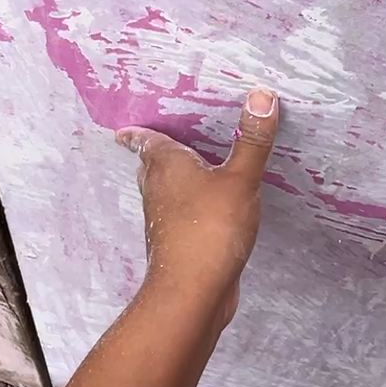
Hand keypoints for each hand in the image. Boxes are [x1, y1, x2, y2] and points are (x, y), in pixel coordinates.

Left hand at [114, 89, 280, 322]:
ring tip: (187, 171)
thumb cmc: (210, 228)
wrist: (193, 291)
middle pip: (150, 168)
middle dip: (153, 156)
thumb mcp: (240, 179)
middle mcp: (159, 191)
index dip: (137, 134)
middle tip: (158, 144)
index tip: (123, 130)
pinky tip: (206, 209)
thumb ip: (251, 140)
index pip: (146, 142)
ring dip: (172, 182)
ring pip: (163, 193)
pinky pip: (179, 216)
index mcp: (166, 167)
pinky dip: (188, 207)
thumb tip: (262, 94)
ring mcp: (165, 221)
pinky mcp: (178, 244)